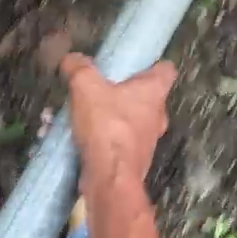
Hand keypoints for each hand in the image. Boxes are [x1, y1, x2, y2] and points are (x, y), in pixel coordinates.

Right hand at [59, 53, 177, 198]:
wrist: (110, 178)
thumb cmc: (107, 126)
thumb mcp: (86, 87)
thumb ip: (78, 69)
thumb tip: (71, 58)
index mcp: (154, 92)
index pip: (165, 70)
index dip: (151, 64)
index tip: (133, 66)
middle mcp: (157, 117)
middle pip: (145, 98)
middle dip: (124, 94)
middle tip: (101, 91)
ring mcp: (146, 142)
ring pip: (130, 122)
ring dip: (109, 118)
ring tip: (82, 116)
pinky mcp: (132, 161)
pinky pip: (118, 143)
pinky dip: (102, 140)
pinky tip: (78, 139)